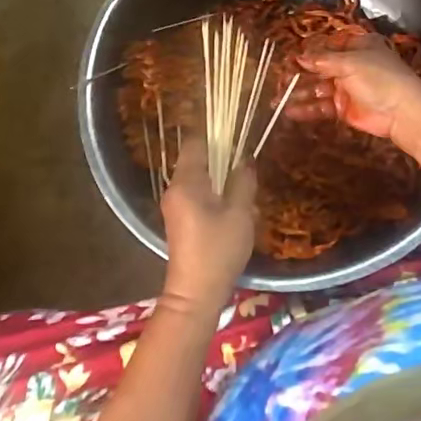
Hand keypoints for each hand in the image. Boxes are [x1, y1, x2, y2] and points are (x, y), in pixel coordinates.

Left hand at [159, 138, 256, 310]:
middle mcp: (174, 188)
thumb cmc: (218, 250)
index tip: (236, 128)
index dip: (215, 132)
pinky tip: (233, 202)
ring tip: (243, 180)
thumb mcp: (239, 214)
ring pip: (197, 177)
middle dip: (220, 155)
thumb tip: (246, 159)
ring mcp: (174, 204)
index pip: (195, 142)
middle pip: (195, 159)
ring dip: (219, 175)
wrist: (195, 292)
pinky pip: (196, 193)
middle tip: (245, 156)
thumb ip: (242, 182)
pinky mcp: (179, 219)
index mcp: (186, 182)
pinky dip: (213, 190)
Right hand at [288, 33, 420, 140]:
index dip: (308, 51)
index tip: (288, 57)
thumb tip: (300, 57)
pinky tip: (290, 111)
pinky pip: (321, 106)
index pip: (326, 45)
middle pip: (319, 67)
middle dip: (298, 74)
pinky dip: (307, 109)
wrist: (403, 112)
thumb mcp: (350, 63)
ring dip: (298, 93)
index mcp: (356, 46)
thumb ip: (322, 60)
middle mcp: (350, 65)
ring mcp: (346, 87)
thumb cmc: (380, 78)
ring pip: (316, 88)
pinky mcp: (343, 108)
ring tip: (277, 99)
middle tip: (277, 79)